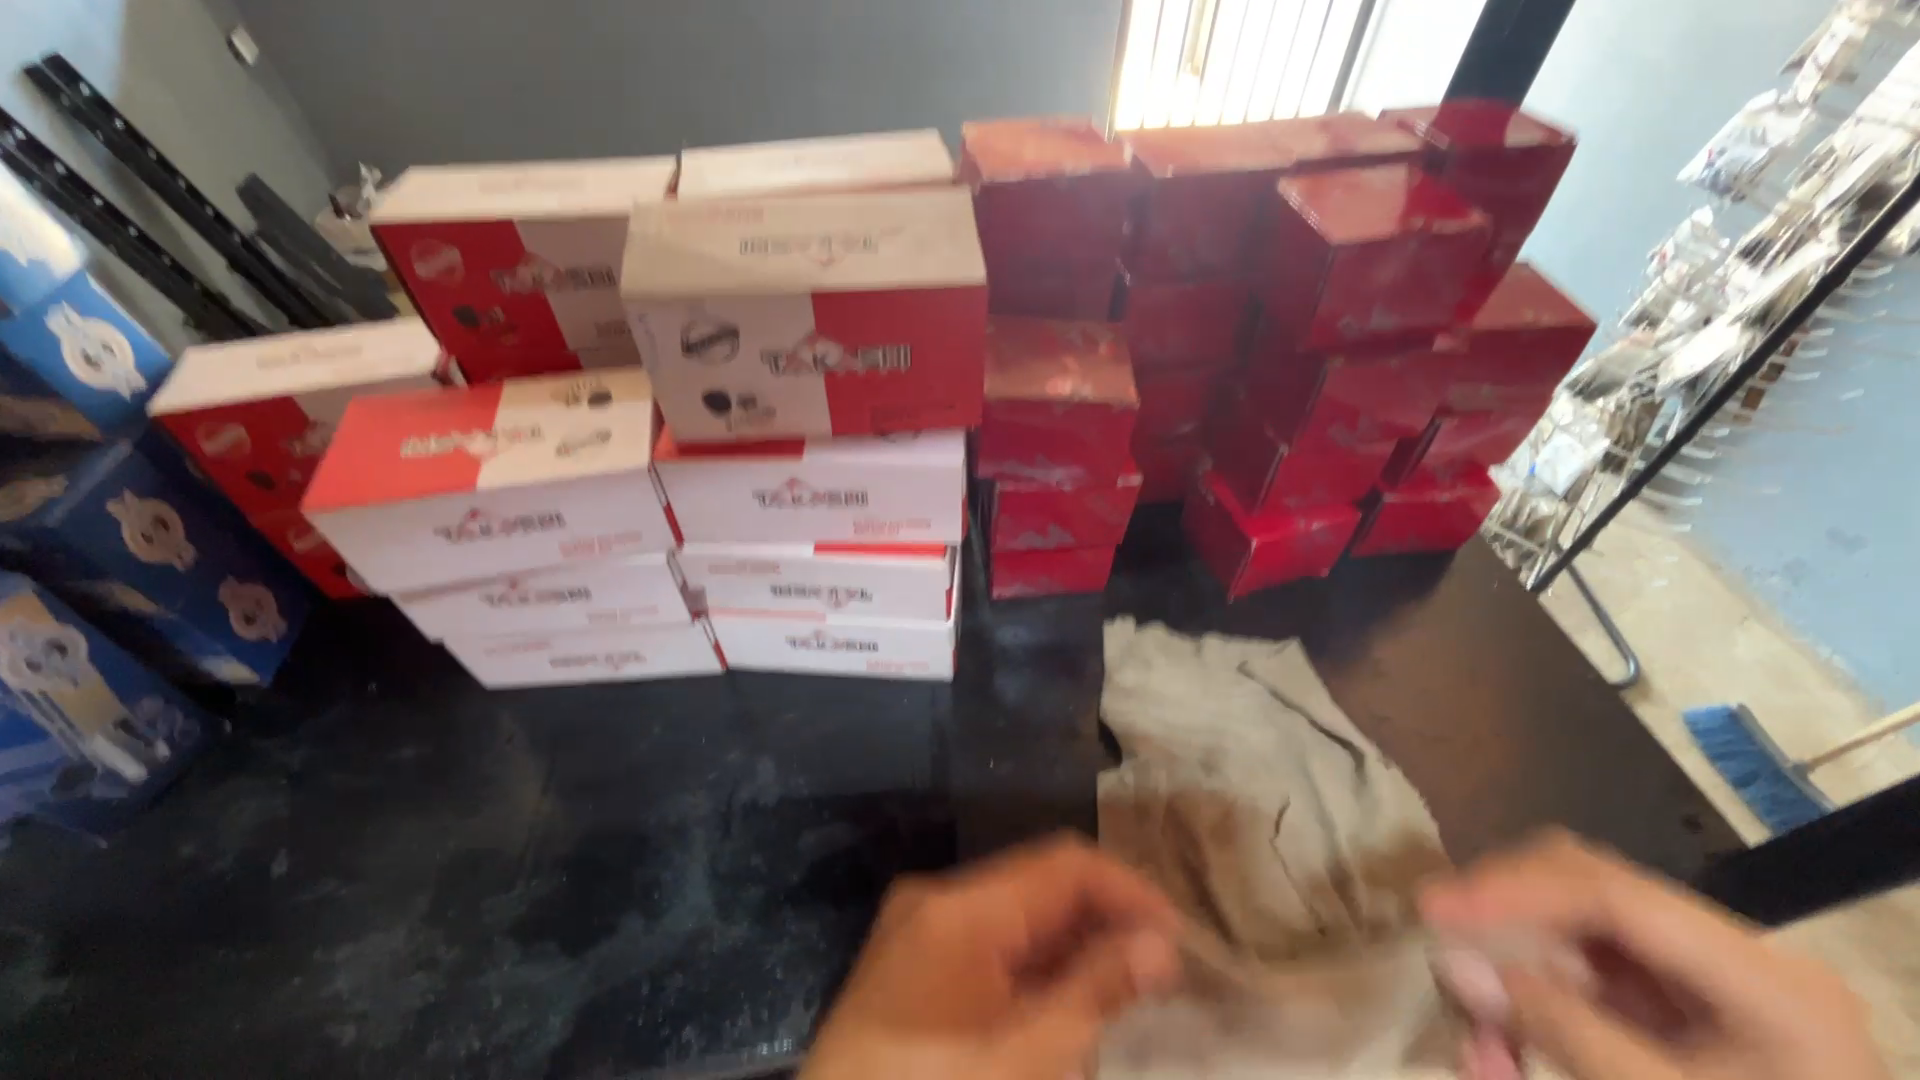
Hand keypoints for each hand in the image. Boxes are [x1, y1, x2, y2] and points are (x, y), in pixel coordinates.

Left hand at [802, 833, 1182, 1079]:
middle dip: (1102, 921)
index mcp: (959, 908)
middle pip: (1038, 885)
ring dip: (1071, 946)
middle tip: (1159, 974)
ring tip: (1123, 992)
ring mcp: (917, 931)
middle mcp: (935, 901)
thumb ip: (1096, 991)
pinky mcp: (911, 964)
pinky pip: (988, 945)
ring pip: (1015, 916)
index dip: (1128, 891)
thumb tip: (1159, 944)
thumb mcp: (1025, 1057)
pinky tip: (1065, 1003)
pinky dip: (1032, 967)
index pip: (1063, 865)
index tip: (1177, 940)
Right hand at [1421, 830, 1887, 1079]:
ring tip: (1475, 1029)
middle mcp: (1732, 950)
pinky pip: (1579, 968)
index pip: (1613, 894)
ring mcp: (1701, 971)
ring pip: (1572, 923)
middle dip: (1501, 913)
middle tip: (1434, 932)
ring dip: (1510, 962)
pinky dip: (1532, 995)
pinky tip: (1504, 1046)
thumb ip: (1561, 1030)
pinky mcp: (1674, 997)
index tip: (1429, 907)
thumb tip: (1454, 965)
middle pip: (1587, 886)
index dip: (1511, 891)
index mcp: (1765, 977)